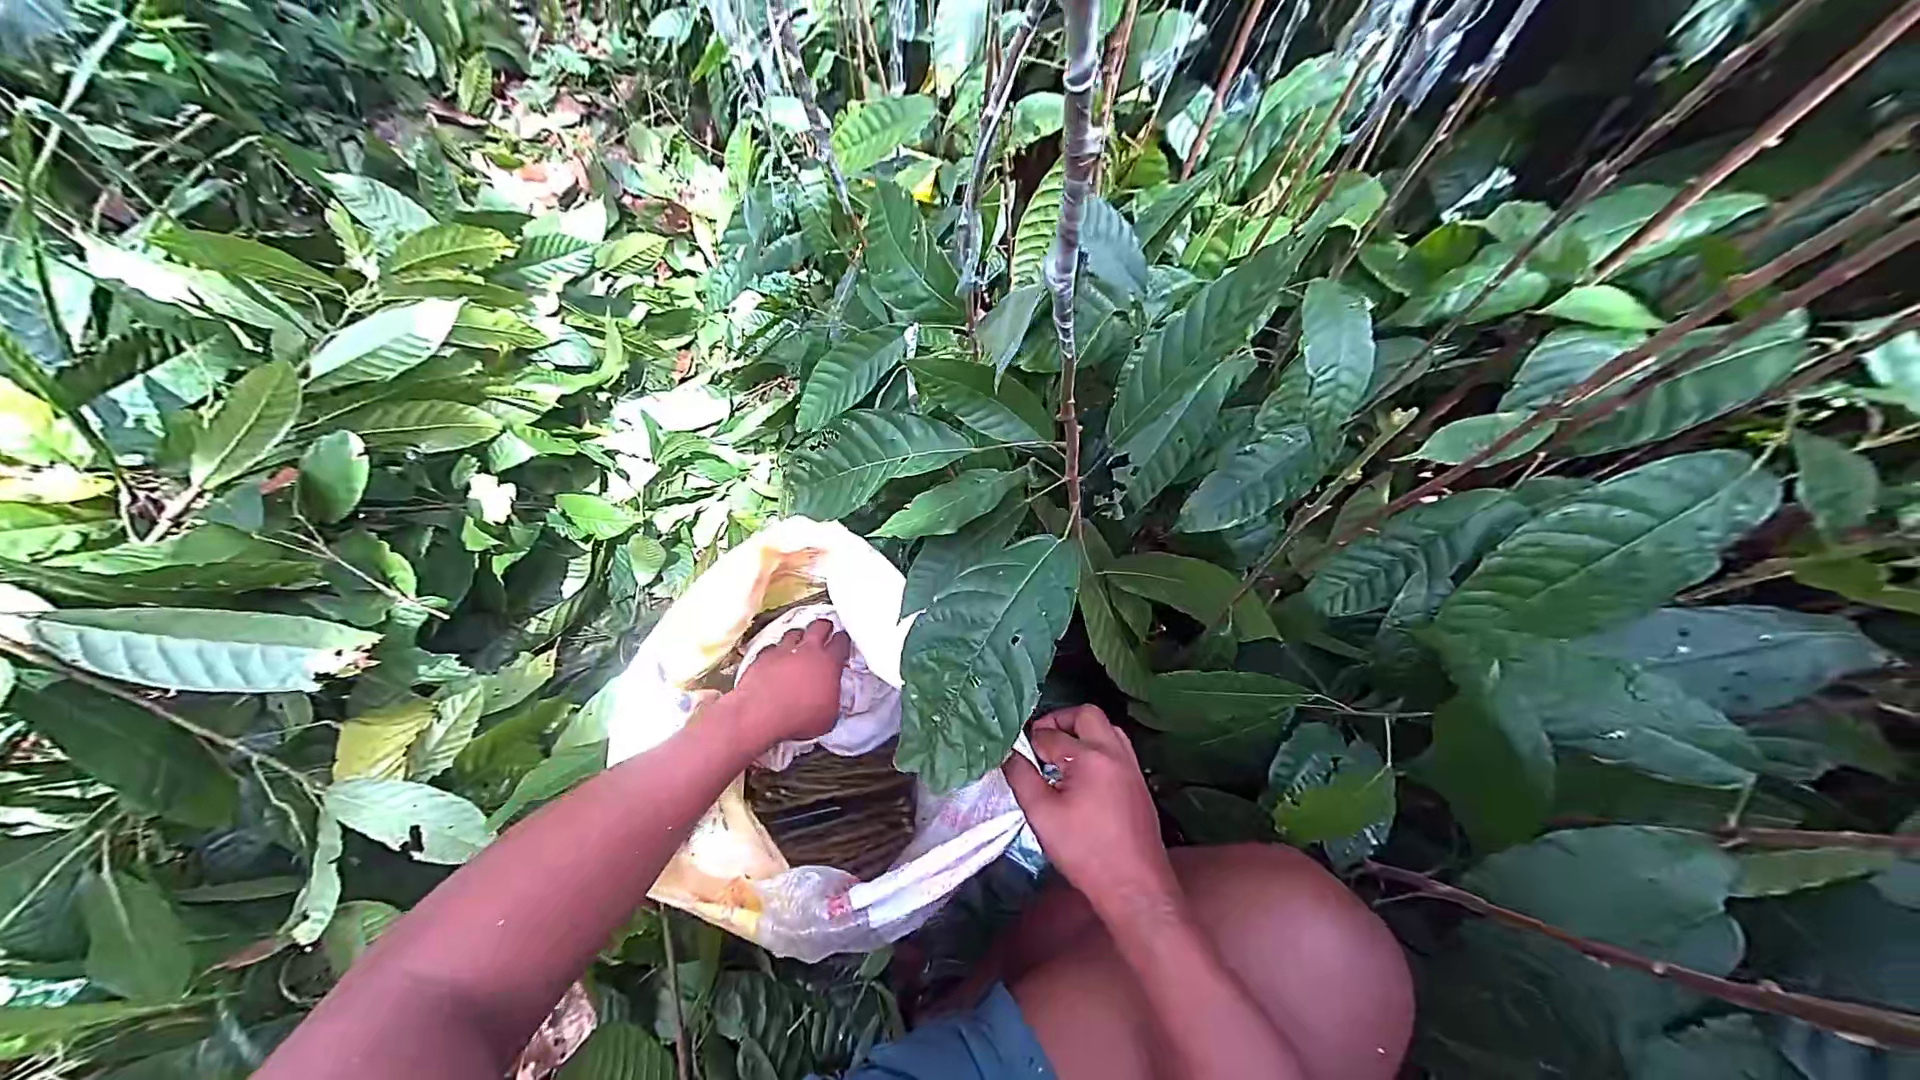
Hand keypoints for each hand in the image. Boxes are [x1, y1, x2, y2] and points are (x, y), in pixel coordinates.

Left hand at [730, 618, 851, 743]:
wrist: (759, 716)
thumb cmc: (795, 718)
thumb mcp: (829, 716)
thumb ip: (833, 699)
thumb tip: (831, 701)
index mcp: (828, 663)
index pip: (841, 642)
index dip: (843, 640)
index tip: (843, 641)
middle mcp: (807, 651)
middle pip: (819, 627)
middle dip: (824, 627)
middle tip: (826, 629)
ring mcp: (784, 651)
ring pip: (794, 632)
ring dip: (799, 635)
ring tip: (800, 641)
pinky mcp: (763, 657)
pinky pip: (772, 647)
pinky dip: (775, 650)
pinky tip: (776, 657)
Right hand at [1002, 705, 1178, 915]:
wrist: (1135, 887)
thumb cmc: (1085, 852)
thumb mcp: (1042, 815)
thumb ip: (1021, 777)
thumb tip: (1008, 753)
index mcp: (1090, 757)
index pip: (1052, 735)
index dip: (1029, 740)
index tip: (1016, 749)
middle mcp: (1115, 753)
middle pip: (1086, 714)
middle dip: (1060, 720)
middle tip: (1040, 739)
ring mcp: (1132, 766)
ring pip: (1106, 728)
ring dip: (1082, 731)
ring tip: (1060, 753)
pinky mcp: (1139, 782)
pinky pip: (1117, 747)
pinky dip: (1097, 746)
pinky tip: (1082, 772)